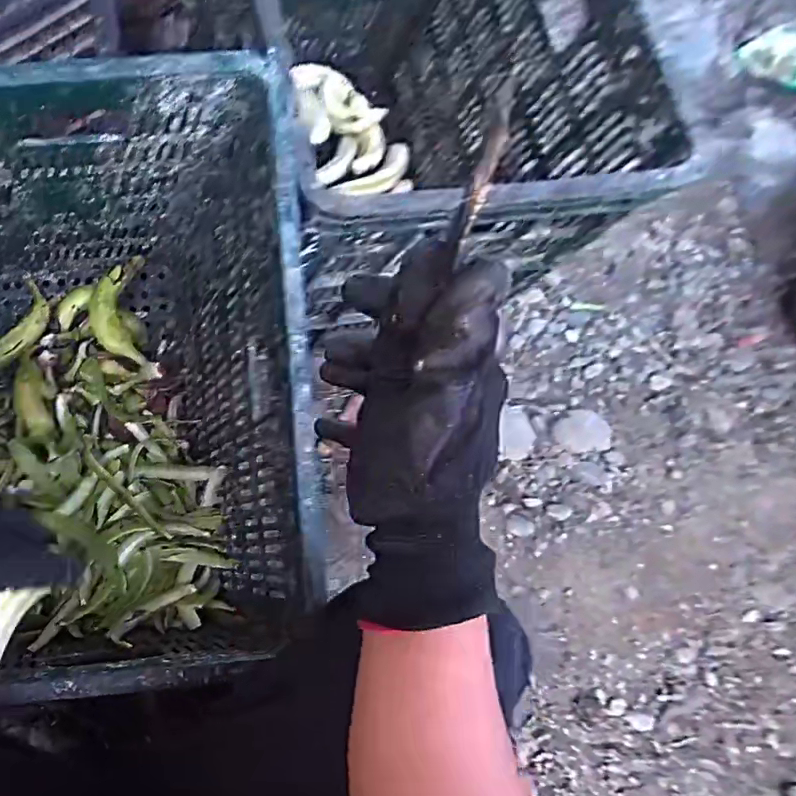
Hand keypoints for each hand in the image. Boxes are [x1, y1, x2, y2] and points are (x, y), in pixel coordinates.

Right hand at [315, 242, 509, 630]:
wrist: (418, 532)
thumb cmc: (417, 465)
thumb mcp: (428, 395)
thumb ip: (438, 334)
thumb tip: (455, 263)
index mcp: (470, 360)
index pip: (470, 290)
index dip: (429, 275)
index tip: (384, 278)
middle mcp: (457, 376)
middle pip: (425, 324)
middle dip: (383, 311)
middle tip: (342, 299)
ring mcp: (432, 406)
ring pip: (398, 363)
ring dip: (361, 357)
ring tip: (325, 366)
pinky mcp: (409, 433)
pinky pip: (382, 405)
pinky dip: (355, 404)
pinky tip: (330, 418)